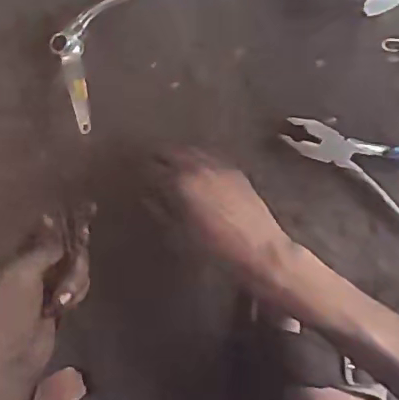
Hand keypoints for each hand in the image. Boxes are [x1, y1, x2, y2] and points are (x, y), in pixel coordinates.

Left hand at [0, 216, 86, 371]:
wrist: (11, 359)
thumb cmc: (9, 313)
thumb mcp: (21, 274)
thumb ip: (42, 250)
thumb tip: (57, 227)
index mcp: (12, 259)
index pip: (39, 233)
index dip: (58, 226)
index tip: (81, 220)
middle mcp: (28, 269)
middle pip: (61, 250)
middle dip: (72, 258)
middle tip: (78, 264)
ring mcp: (43, 287)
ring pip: (72, 269)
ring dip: (74, 280)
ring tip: (65, 298)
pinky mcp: (57, 305)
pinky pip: (75, 287)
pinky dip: (76, 292)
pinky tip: (68, 304)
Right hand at [156, 149, 298, 289]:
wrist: (260, 250)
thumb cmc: (215, 249)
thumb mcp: (179, 235)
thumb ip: (160, 211)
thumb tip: (148, 197)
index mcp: (179, 183)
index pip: (151, 168)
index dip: (142, 172)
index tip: (138, 176)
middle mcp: (196, 167)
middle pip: (169, 150)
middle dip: (157, 157)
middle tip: (151, 166)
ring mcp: (217, 165)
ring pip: (189, 149)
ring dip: (178, 154)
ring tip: (172, 165)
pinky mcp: (234, 170)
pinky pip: (209, 155)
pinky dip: (198, 158)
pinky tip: (197, 169)